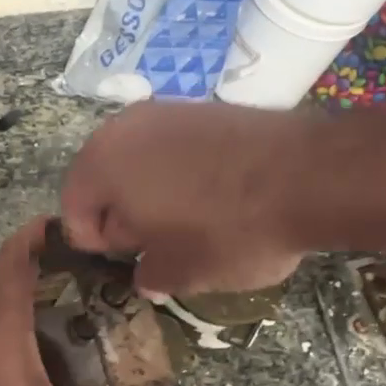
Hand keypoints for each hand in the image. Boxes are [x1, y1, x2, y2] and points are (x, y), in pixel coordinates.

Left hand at [0, 220, 131, 385]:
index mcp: (3, 307)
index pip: (22, 245)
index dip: (50, 229)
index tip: (85, 232)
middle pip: (15, 255)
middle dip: (51, 252)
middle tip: (91, 263)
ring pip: (0, 275)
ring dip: (31, 273)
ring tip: (73, 287)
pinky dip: (14, 294)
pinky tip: (38, 321)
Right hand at [61, 102, 306, 294]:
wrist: (311, 176)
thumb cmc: (226, 229)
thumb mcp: (180, 272)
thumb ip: (149, 276)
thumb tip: (145, 276)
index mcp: (99, 166)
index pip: (74, 214)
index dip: (100, 247)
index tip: (132, 262)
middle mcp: (122, 129)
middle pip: (104, 183)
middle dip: (124, 216)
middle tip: (156, 245)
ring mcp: (166, 112)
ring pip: (140, 164)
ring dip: (152, 194)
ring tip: (188, 222)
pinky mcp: (205, 109)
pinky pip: (175, 149)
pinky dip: (182, 174)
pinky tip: (214, 197)